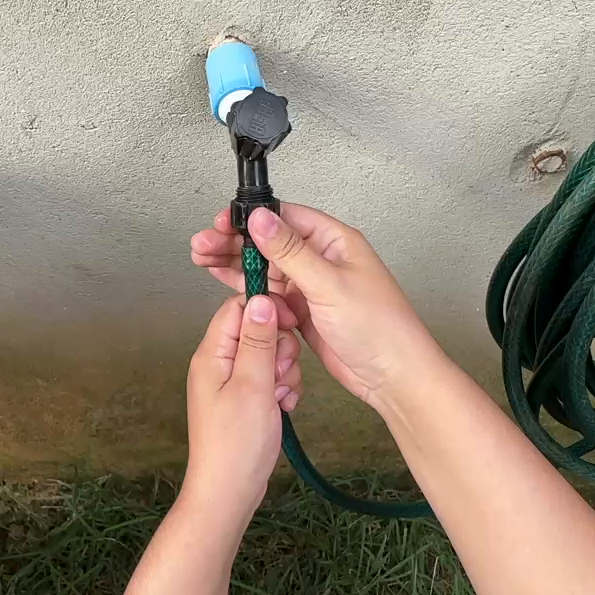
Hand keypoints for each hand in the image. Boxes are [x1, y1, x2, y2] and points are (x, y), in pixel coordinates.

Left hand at [184, 294, 301, 508]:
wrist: (229, 492)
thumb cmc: (237, 442)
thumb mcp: (253, 384)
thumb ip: (258, 340)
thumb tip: (260, 299)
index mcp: (212, 354)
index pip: (238, 308)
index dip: (267, 310)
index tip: (290, 327)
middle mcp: (218, 363)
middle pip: (257, 330)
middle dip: (279, 348)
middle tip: (278, 376)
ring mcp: (231, 382)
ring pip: (268, 355)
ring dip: (284, 372)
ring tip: (280, 397)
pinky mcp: (245, 400)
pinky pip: (270, 379)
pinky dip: (282, 389)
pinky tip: (283, 407)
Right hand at [190, 204, 443, 408]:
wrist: (392, 376)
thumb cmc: (378, 328)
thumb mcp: (328, 284)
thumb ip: (290, 252)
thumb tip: (260, 219)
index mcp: (334, 242)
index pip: (285, 218)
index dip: (251, 218)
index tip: (222, 222)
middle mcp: (322, 260)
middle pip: (270, 243)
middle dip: (235, 243)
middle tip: (203, 245)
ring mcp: (312, 286)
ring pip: (266, 269)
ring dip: (236, 265)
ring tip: (203, 259)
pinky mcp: (304, 312)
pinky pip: (270, 295)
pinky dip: (248, 290)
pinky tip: (225, 284)